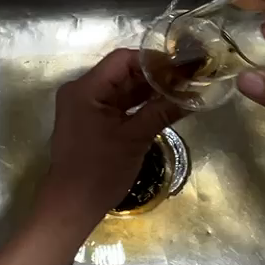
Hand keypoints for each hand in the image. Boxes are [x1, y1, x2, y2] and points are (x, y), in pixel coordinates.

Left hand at [35, 48, 182, 231]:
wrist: (71, 205)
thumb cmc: (100, 170)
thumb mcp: (135, 139)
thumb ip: (161, 111)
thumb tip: (192, 97)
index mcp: (86, 88)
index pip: (122, 60)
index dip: (153, 61)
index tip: (180, 67)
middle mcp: (81, 91)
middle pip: (121, 72)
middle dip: (153, 76)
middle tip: (186, 79)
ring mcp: (84, 106)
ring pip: (120, 89)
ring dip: (147, 91)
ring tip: (179, 91)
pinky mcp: (89, 120)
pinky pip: (115, 104)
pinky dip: (136, 105)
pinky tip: (161, 106)